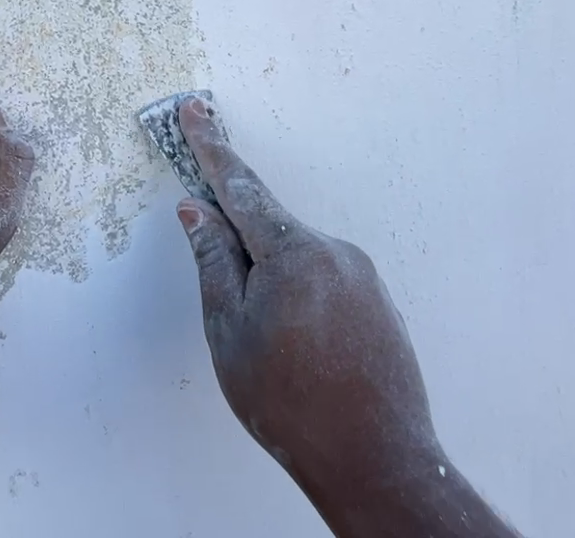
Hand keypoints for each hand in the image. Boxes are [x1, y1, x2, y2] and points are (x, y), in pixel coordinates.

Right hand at [174, 98, 449, 518]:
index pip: (240, 187)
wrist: (378, 464)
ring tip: (265, 344)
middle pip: (267, 226)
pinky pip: (321, 277)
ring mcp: (363, 277)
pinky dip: (296, 294)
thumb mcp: (229, 327)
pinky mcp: (378, 302)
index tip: (195, 110)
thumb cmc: (288, 400)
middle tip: (226, 294)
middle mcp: (335, 252)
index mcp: (294, 252)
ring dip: (267, 277)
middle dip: (237, 242)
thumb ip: (213, 260)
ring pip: (294, 256)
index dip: (211, 147)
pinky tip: (296, 345)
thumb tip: (198, 211)